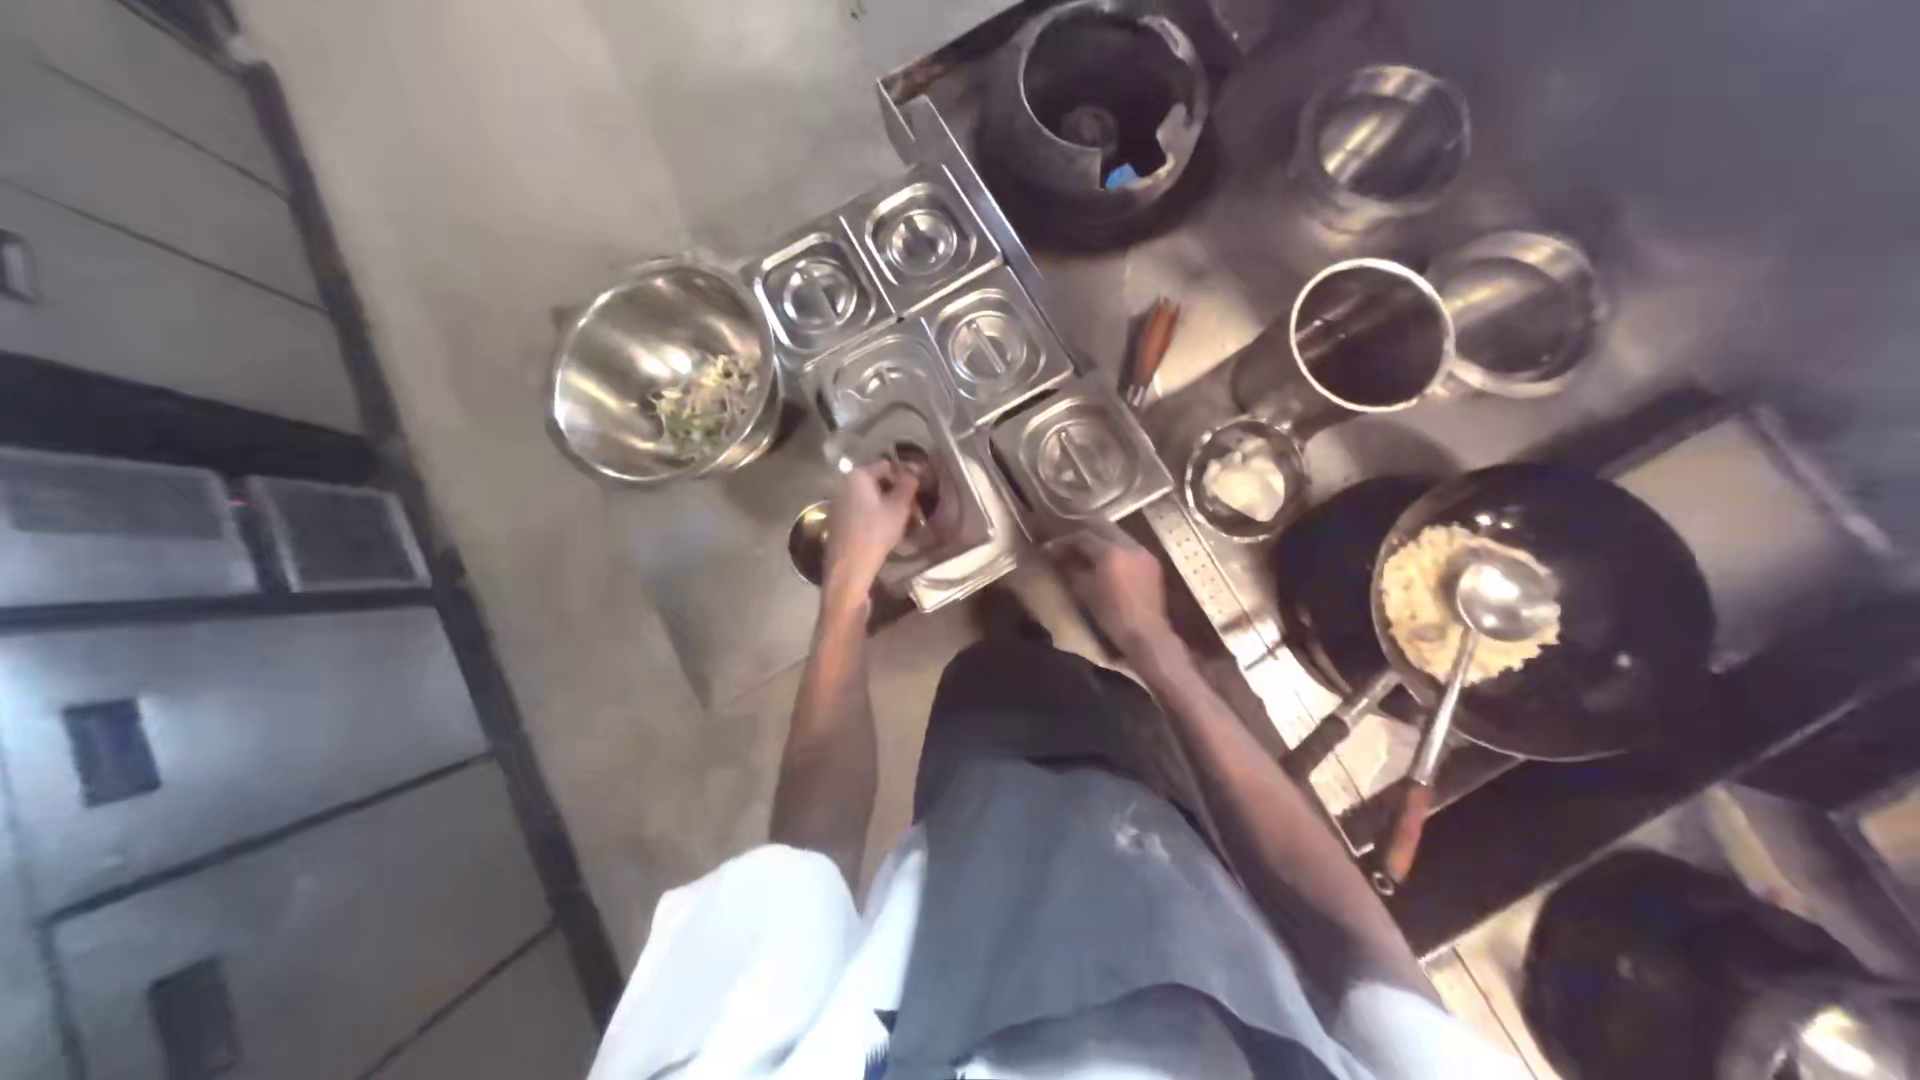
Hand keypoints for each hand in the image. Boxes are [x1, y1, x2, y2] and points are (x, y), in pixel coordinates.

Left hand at [822, 459, 921, 606]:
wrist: (849, 567)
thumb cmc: (876, 532)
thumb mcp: (898, 507)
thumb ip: (908, 484)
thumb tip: (914, 470)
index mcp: (857, 475)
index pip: (888, 466)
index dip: (906, 475)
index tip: (921, 489)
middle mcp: (844, 484)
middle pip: (878, 481)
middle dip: (897, 491)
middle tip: (915, 506)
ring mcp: (839, 503)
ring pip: (871, 497)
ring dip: (888, 505)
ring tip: (906, 520)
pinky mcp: (839, 520)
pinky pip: (862, 510)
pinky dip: (876, 515)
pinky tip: (889, 529)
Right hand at [1052, 525, 1175, 656]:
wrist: (1145, 634)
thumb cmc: (1111, 615)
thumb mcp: (1084, 592)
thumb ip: (1070, 570)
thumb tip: (1058, 559)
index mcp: (1111, 552)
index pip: (1083, 537)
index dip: (1065, 542)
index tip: (1051, 550)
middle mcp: (1130, 546)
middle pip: (1102, 529)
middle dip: (1083, 536)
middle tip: (1068, 546)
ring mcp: (1144, 553)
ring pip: (1118, 536)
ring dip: (1101, 541)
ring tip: (1086, 553)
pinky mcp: (1152, 563)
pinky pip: (1130, 548)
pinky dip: (1116, 550)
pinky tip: (1108, 562)